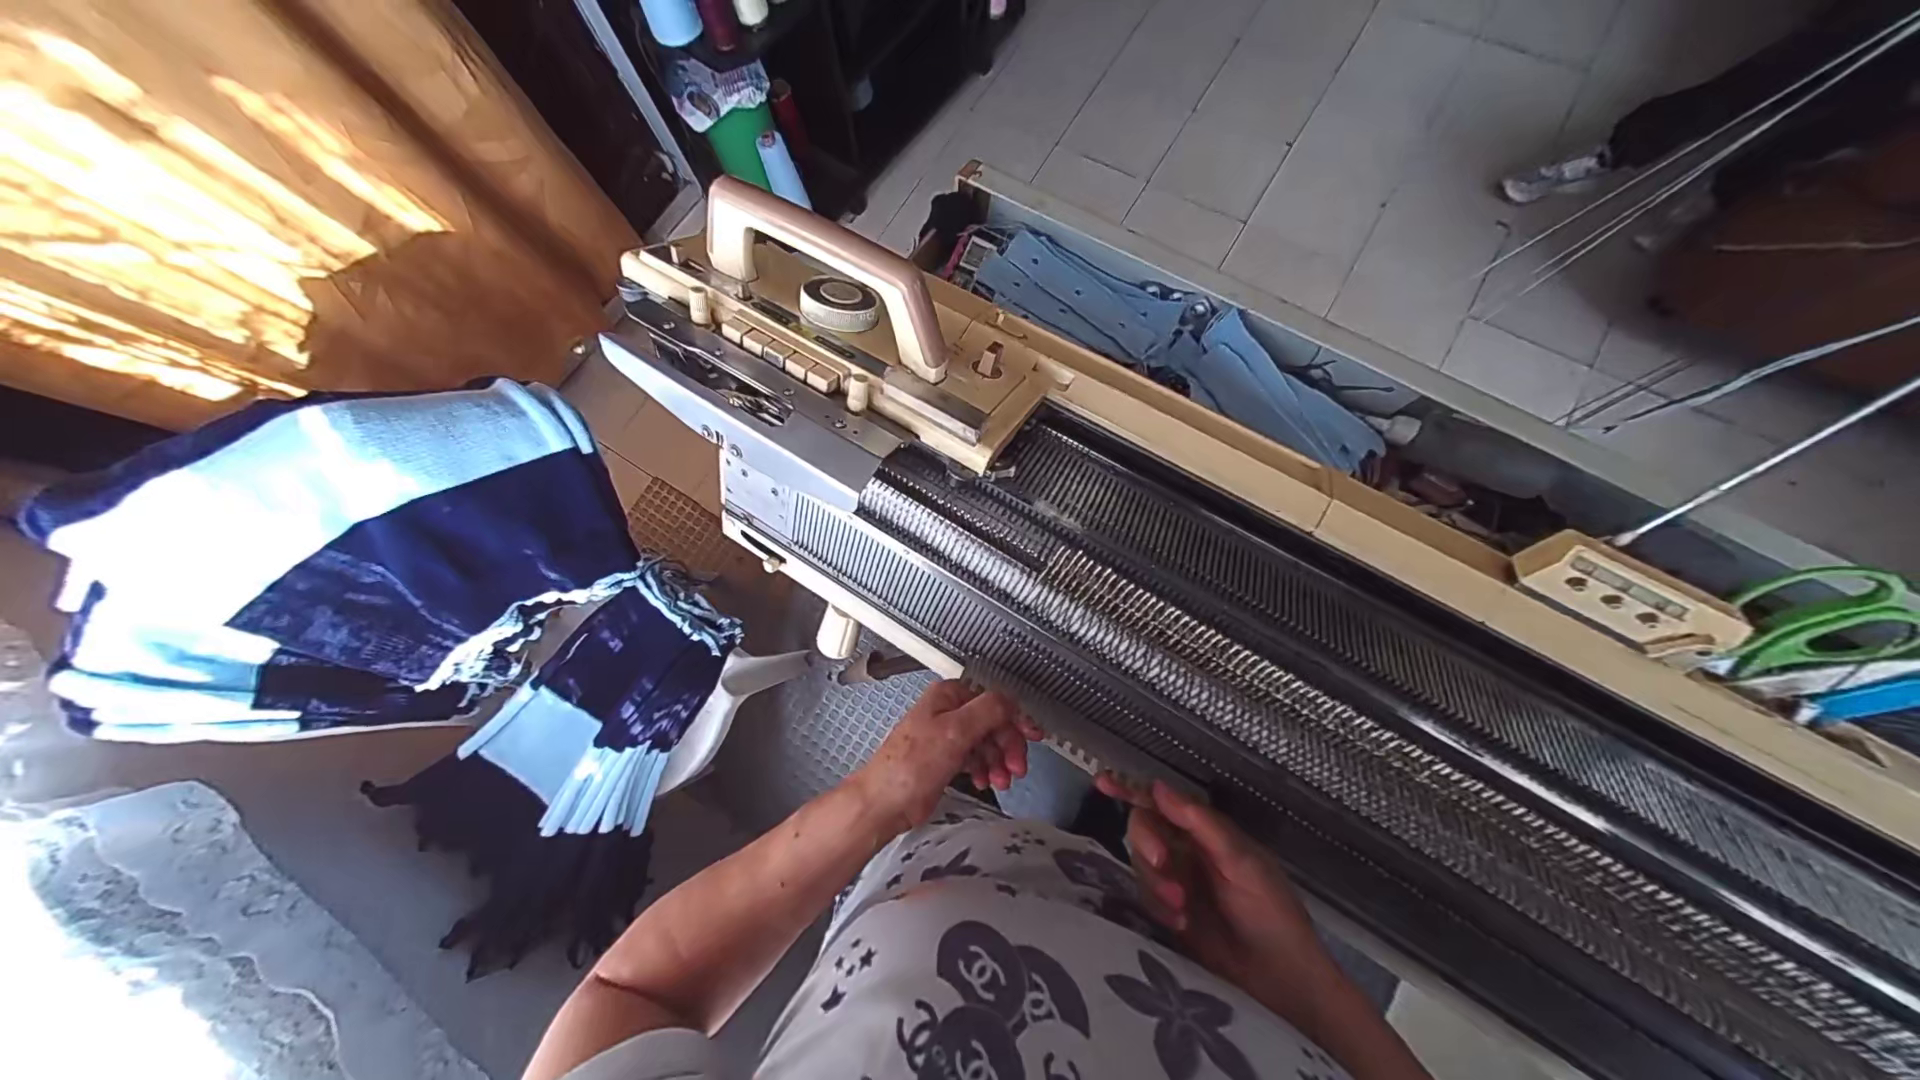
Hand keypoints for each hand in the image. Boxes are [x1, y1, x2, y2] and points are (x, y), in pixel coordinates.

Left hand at [851, 680, 1042, 833]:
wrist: (885, 803)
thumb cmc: (907, 768)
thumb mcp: (955, 732)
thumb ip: (987, 711)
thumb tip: (1010, 701)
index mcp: (948, 697)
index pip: (993, 700)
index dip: (1015, 718)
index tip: (1031, 734)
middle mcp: (947, 713)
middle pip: (993, 723)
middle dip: (1008, 745)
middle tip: (1017, 765)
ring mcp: (946, 737)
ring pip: (986, 743)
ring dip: (999, 761)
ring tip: (1001, 778)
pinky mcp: (945, 759)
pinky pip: (976, 759)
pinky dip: (985, 769)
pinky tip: (985, 780)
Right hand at [1097, 774, 1331, 1007]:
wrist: (1281, 983)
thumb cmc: (1273, 914)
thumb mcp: (1244, 863)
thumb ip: (1201, 824)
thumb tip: (1158, 787)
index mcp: (1205, 830)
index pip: (1163, 800)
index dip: (1131, 788)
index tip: (1103, 782)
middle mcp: (1185, 849)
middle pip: (1144, 827)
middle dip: (1147, 842)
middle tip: (1162, 863)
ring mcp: (1174, 880)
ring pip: (1140, 862)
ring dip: (1155, 881)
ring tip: (1181, 907)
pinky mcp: (1167, 911)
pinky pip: (1143, 896)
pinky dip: (1157, 906)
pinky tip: (1179, 922)